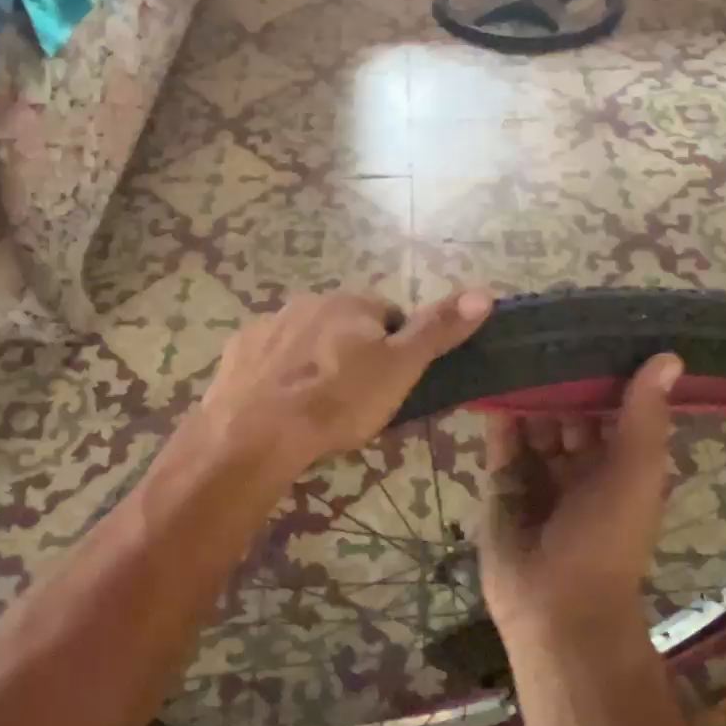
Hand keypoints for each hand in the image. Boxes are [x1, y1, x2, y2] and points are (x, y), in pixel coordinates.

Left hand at [197, 289, 493, 475]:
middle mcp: (309, 301)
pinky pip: (269, 356)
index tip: (392, 385)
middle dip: (352, 354)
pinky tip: (280, 404)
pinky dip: (278, 374)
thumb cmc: (338, 401)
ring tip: (315, 408)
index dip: (396, 350)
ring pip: (305, 339)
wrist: (257, 433)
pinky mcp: (239, 349)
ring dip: (314, 362)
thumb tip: (486, 292)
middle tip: (355, 402)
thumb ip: (438, 329)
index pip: (389, 317)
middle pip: (344, 326)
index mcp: (352, 304)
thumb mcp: (400, 369)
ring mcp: (269, 323)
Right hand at [477, 353, 683, 641]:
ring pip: (533, 422)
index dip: (603, 372)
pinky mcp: (501, 484)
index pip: (612, 407)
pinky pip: (500, 442)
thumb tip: (670, 355)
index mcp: (620, 464)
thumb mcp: (636, 473)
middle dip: (558, 378)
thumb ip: (644, 416)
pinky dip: (497, 415)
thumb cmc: (606, 540)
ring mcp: (538, 475)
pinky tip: (490, 377)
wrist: (556, 607)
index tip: (589, 326)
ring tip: (511, 341)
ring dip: (526, 392)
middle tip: (541, 325)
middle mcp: (580, 465)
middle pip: (568, 411)